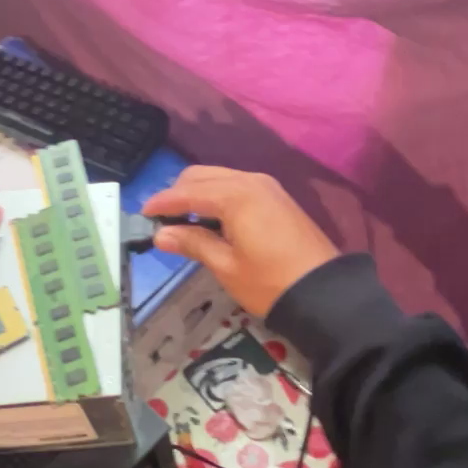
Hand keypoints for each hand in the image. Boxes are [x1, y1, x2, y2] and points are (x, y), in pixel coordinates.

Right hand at [142, 166, 338, 316]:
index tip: (143, 214)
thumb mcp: (226, 266)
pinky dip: (218, 196)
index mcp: (235, 195)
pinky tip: (212, 220)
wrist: (324, 292)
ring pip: (220, 178)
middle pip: (202, 175)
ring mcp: (267, 187)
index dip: (163, 203)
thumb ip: (193, 243)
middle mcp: (250, 181)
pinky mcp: (277, 198)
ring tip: (184, 221)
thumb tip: (161, 234)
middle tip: (163, 220)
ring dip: (199, 193)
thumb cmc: (269, 282)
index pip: (187, 192)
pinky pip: (237, 186)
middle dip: (179, 193)